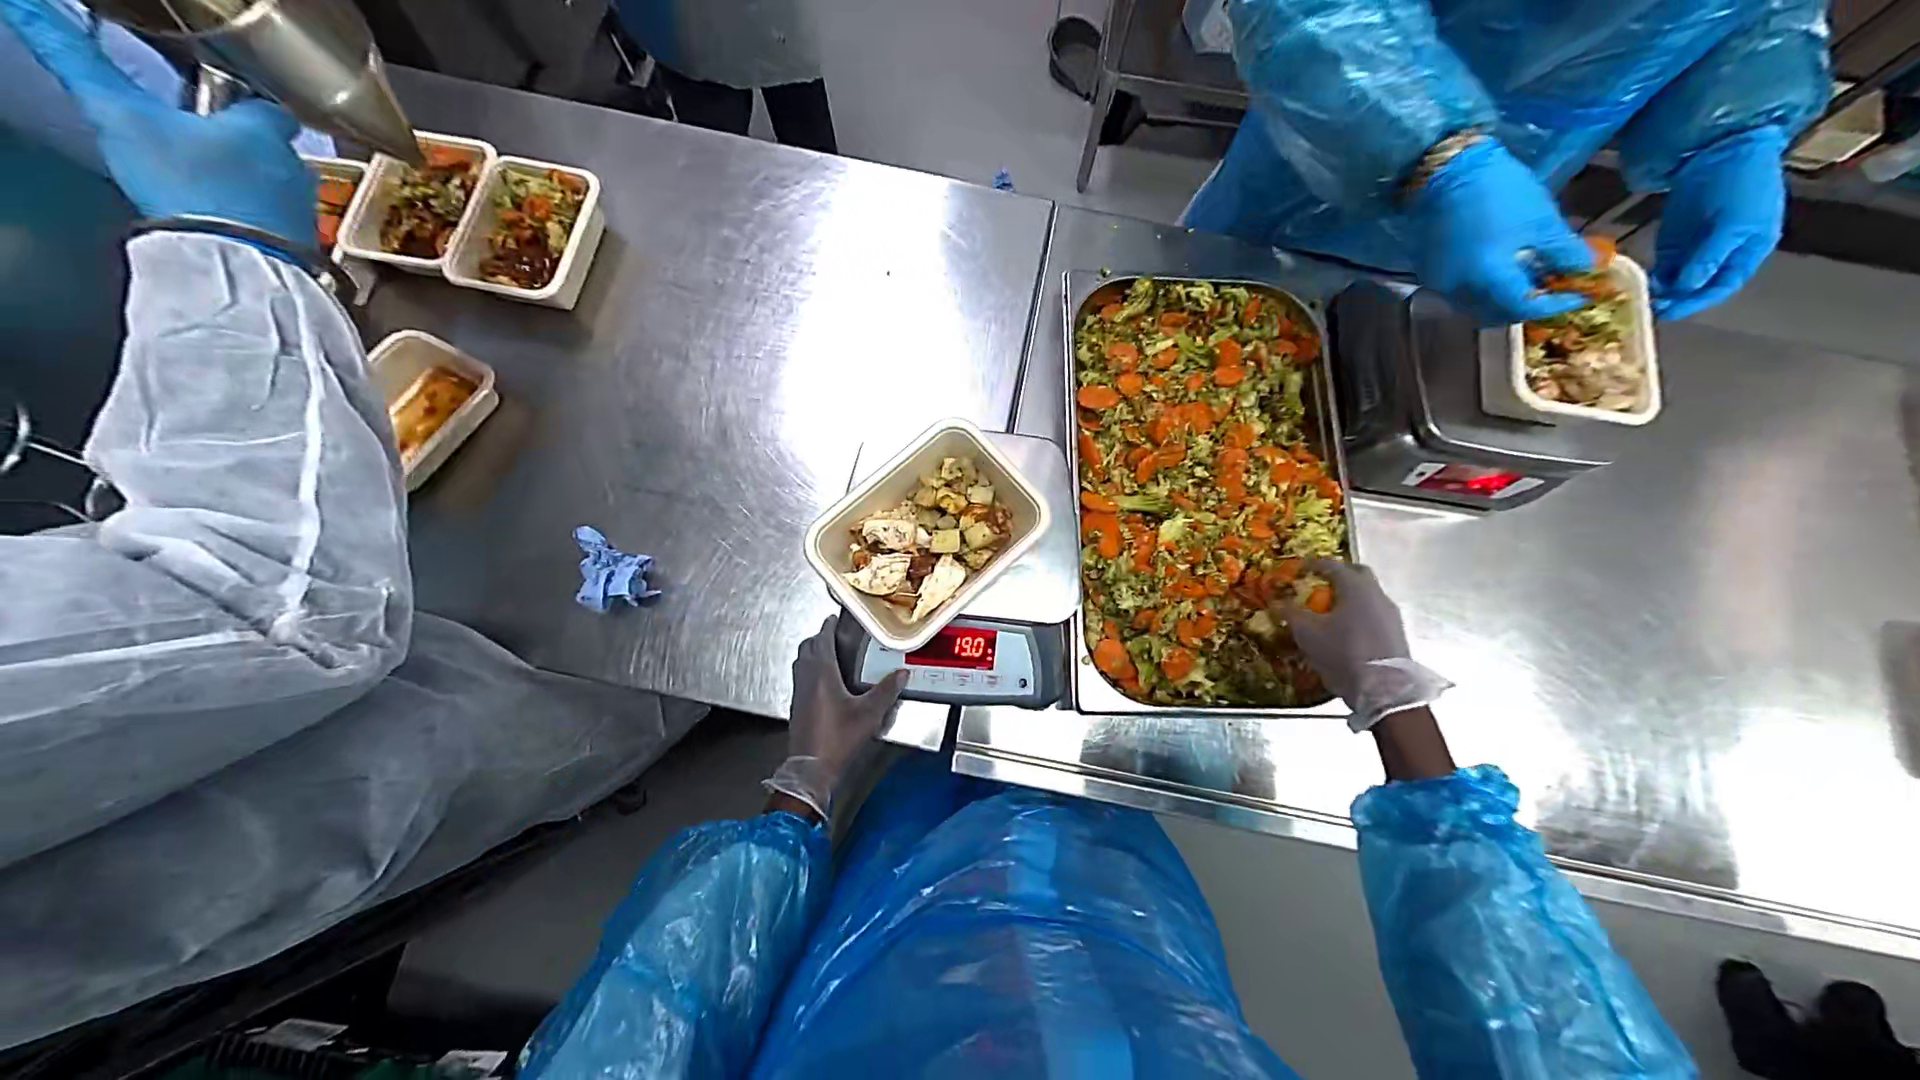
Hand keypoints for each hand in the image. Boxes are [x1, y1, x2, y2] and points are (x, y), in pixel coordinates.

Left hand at [2, 0, 313, 246]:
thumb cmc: (238, 192)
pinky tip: (279, 187)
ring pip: (195, 144)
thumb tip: (269, 114)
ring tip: (273, 155)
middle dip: (191, 101)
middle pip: (152, 103)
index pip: (60, 42)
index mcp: (116, 106)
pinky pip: (222, 181)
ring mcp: (160, 181)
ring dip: (233, 147)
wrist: (258, 262)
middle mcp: (124, 141)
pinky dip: (250, 179)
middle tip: (219, 95)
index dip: (38, 13)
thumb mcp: (261, 134)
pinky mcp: (197, 211)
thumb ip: (262, 114)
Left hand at [763, 616, 908, 821]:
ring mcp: (798, 693)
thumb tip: (902, 673)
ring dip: (812, 652)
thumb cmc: (838, 739)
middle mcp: (806, 679)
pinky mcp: (796, 706)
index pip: (822, 641)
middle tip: (832, 634)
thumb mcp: (869, 714)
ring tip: (827, 652)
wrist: (811, 769)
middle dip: (819, 638)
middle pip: (808, 648)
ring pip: (801, 662)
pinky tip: (822, 680)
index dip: (828, 627)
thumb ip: (887, 691)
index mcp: (822, 674)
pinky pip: (800, 677)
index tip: (833, 619)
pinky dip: (809, 668)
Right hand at [1273, 560, 1449, 731]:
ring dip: (1349, 596)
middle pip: (1357, 574)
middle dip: (1337, 575)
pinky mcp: (1396, 633)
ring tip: (1329, 609)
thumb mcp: (1307, 633)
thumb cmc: (1342, 653)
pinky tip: (1345, 629)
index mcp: (1356, 588)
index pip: (1332, 566)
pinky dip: (1358, 613)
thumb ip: (1290, 613)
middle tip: (1318, 583)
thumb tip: (1276, 602)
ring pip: (1368, 594)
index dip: (1313, 565)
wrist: (1384, 690)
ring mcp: (1390, 614)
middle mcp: (1377, 595)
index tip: (1298, 569)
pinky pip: (1373, 612)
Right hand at [1406, 139, 1594, 324]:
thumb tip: (1586, 270)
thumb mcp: (1542, 219)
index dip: (1555, 306)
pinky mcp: (1430, 276)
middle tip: (1552, 291)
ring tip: (1525, 282)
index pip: (1524, 308)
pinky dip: (1482, 292)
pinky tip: (1497, 274)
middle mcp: (1459, 290)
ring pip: (1475, 308)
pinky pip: (1459, 295)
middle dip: (1526, 307)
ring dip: (1501, 302)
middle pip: (1495, 315)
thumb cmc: (1499, 192)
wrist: (1445, 176)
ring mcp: (1440, 285)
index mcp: (1488, 278)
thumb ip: (1564, 252)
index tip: (1580, 296)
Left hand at [1652, 127, 1787, 321]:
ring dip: (1657, 294)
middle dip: (1673, 302)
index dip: (1699, 302)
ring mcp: (1693, 253)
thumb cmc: (1742, 186)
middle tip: (1648, 311)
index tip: (1673, 312)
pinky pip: (1660, 270)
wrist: (1720, 158)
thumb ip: (1711, 256)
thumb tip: (1688, 286)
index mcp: (1748, 253)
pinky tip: (1634, 287)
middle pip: (1695, 289)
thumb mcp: (1735, 222)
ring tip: (1636, 302)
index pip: (1722, 287)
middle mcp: (1720, 258)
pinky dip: (1648, 281)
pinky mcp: (1672, 246)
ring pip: (1674, 283)